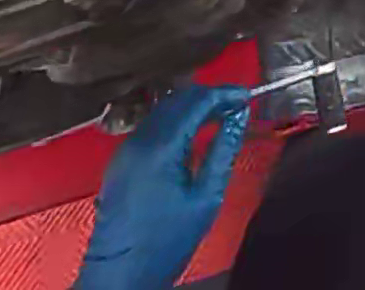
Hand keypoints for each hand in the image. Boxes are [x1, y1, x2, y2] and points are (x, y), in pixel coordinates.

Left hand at [77, 84, 250, 289]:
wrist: (117, 281)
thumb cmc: (167, 242)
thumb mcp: (206, 196)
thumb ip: (225, 148)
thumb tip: (240, 114)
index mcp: (161, 148)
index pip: (197, 101)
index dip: (225, 93)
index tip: (247, 96)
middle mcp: (140, 141)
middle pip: (179, 98)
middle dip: (211, 96)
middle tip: (236, 105)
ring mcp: (126, 150)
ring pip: (165, 108)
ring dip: (193, 105)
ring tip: (220, 115)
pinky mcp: (121, 160)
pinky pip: (153, 124)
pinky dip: (177, 118)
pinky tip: (194, 131)